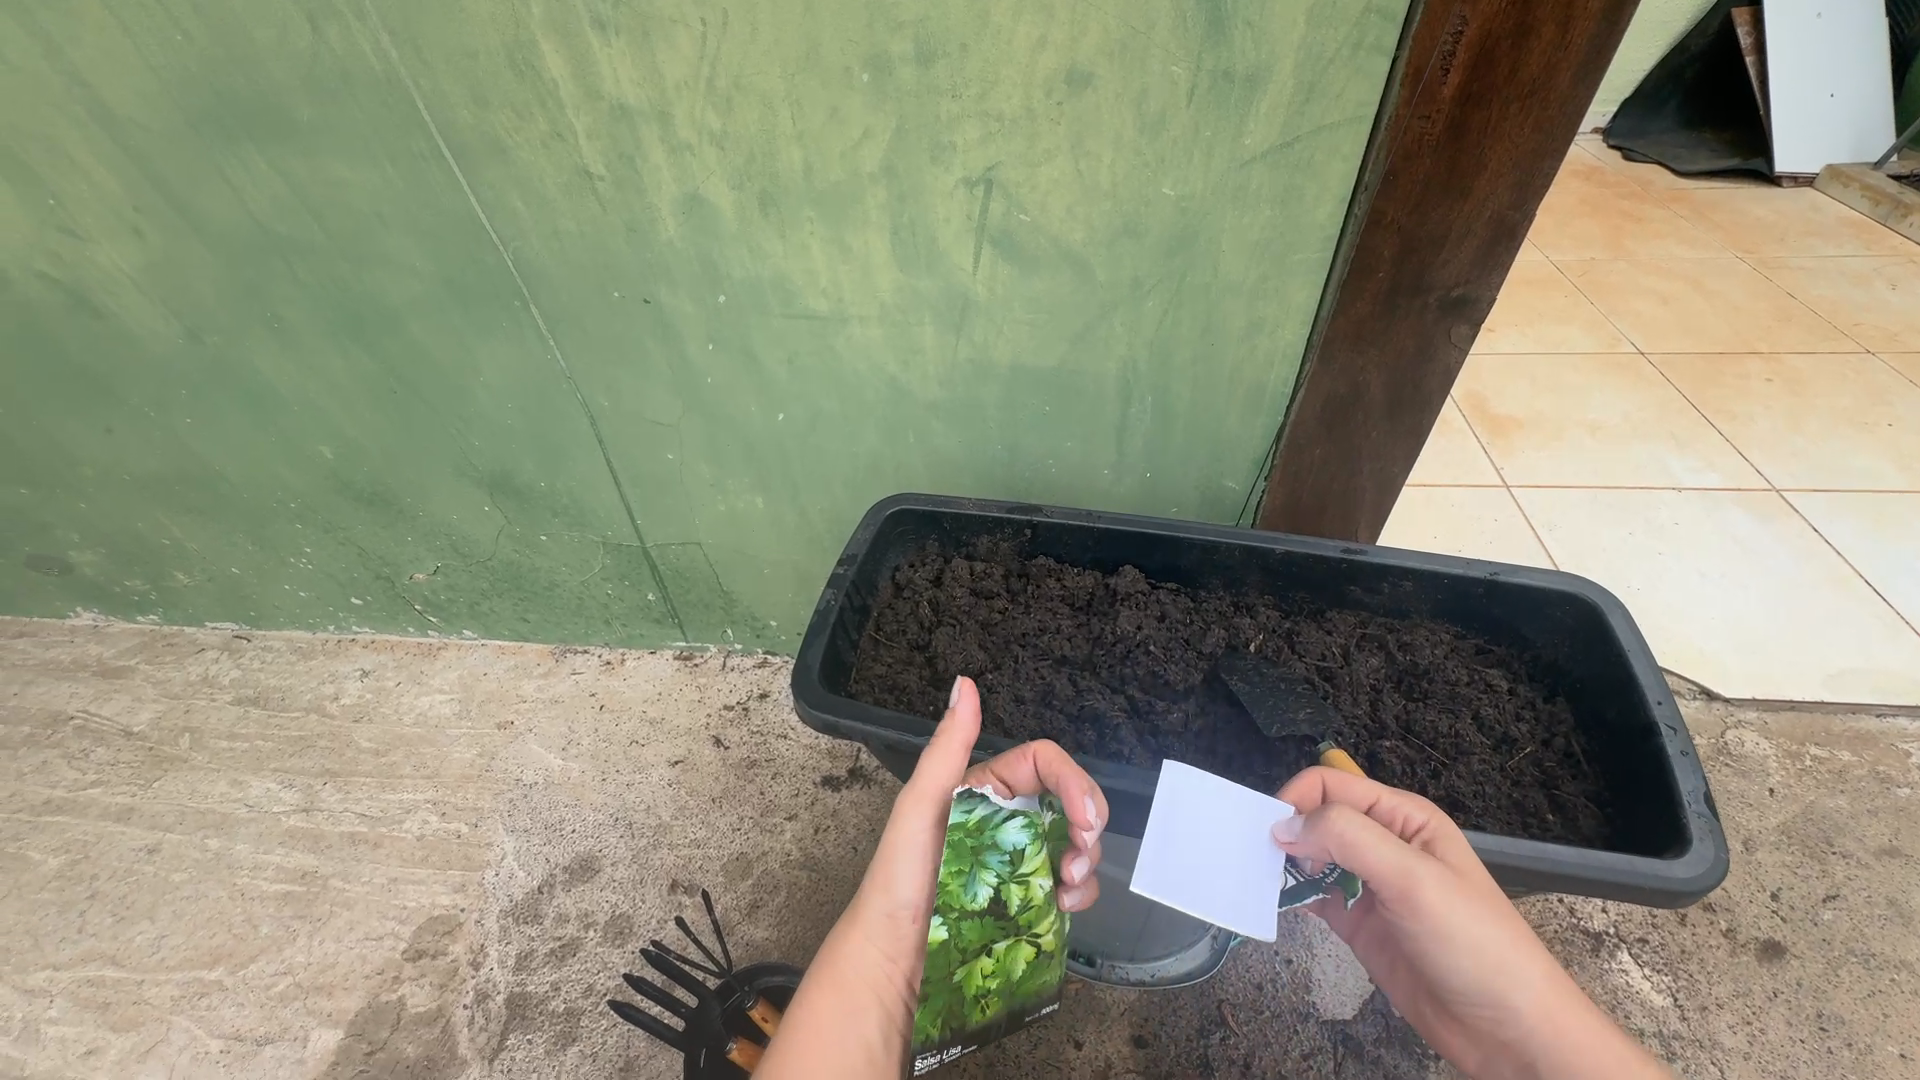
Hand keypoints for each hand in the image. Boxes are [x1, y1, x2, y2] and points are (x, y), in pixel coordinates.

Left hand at [759, 677, 1106, 1078]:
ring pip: (1073, 841)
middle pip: (1067, 801)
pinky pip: (1065, 884)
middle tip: (1079, 859)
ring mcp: (1015, 859)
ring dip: (1086, 860)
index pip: (1044, 763)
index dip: (1073, 782)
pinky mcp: (1023, 898)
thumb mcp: (920, 805)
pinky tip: (1064, 907)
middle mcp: (1002, 817)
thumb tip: (964, 683)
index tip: (1086, 818)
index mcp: (981, 787)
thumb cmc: (899, 880)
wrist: (890, 962)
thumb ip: (947, 746)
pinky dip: (1077, 892)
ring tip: (1068, 888)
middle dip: (1087, 824)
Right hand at [1273, 767, 1667, 1079]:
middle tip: (1258, 858)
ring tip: (1258, 880)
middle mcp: (1382, 842)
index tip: (1272, 835)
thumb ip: (1347, 838)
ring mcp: (1368, 884)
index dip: (1297, 802)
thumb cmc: (1473, 945)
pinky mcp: (1357, 922)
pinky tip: (1273, 903)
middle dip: (1285, 831)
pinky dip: (1290, 895)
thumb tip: (1282, 826)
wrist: (1512, 1034)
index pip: (1330, 786)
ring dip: (1283, 863)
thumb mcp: (1413, 879)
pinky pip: (1312, 895)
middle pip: (1315, 817)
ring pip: (1309, 855)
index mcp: (1401, 817)